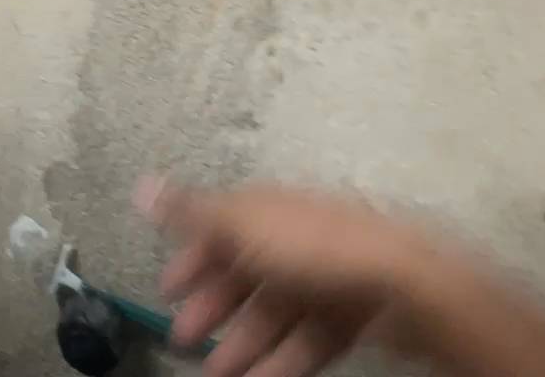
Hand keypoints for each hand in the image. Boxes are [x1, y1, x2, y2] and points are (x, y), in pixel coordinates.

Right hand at [133, 177, 440, 376]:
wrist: (403, 280)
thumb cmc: (308, 245)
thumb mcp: (238, 224)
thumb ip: (188, 211)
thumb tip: (141, 185)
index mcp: (258, 211)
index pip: (212, 232)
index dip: (188, 261)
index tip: (165, 292)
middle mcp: (285, 240)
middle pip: (240, 276)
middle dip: (210, 309)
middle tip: (183, 341)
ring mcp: (319, 279)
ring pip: (271, 314)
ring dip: (242, 345)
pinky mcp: (349, 317)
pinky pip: (306, 340)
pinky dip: (282, 362)